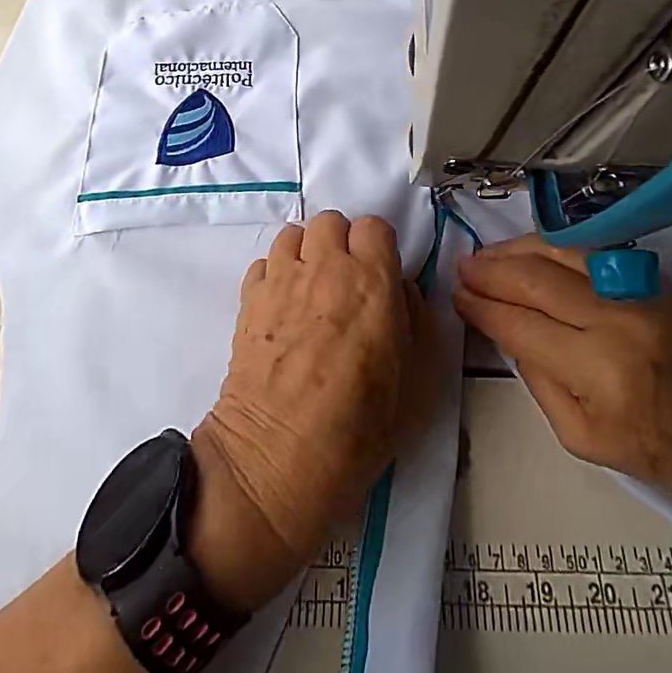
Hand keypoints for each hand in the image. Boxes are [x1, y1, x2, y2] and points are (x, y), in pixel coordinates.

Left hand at [190, 211, 440, 609]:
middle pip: (330, 221)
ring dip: (306, 252)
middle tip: (347, 279)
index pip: (374, 226)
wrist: (282, 451)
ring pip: (292, 234)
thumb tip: (400, 287)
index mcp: (371, 280)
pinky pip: (263, 263)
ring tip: (312, 288)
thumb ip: (419, 317)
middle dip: (342, 242)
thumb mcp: (423, 379)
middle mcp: (322, 267)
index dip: (379, 247)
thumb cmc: (362, 423)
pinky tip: (283, 306)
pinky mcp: (248, 298)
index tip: (380, 273)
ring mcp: (280, 279)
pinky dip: (275, 274)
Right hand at [452, 235, 671, 533]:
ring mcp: (639, 293)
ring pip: (558, 253)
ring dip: (512, 250)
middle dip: (488, 272)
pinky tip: (523, 252)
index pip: (519, 324)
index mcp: (600, 371)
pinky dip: (547, 246)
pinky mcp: (653, 279)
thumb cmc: (663, 451)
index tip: (454, 297)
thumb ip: (536, 379)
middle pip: (533, 279)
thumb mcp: (581, 437)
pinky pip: (587, 251)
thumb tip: (504, 329)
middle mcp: (619, 322)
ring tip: (483, 257)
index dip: (479, 307)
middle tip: (459, 269)